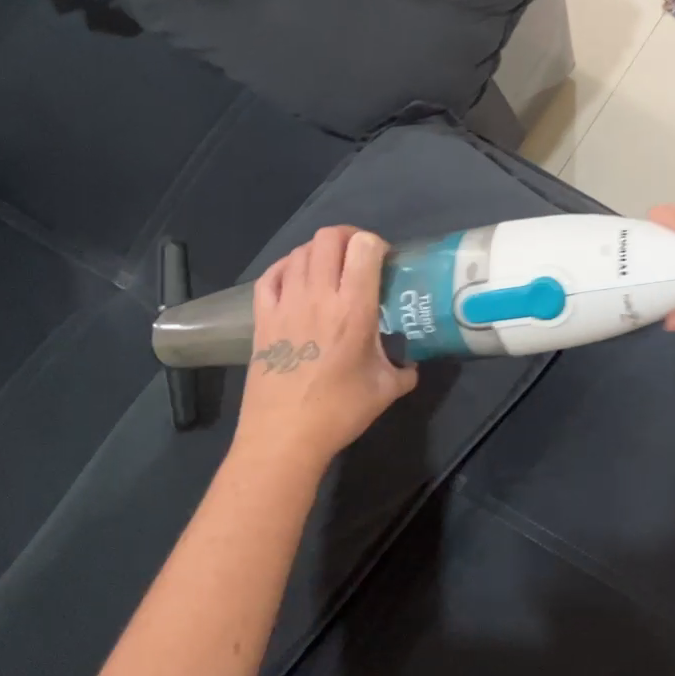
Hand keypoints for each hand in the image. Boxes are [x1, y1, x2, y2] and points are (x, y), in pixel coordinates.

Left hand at [233, 226, 418, 475]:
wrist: (282, 439)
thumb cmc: (339, 412)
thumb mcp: (387, 389)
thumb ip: (405, 367)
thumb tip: (413, 361)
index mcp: (354, 309)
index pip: (364, 247)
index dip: (377, 244)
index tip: (385, 261)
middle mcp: (318, 297)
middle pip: (328, 238)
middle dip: (348, 237)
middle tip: (359, 256)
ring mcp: (285, 306)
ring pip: (299, 252)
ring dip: (319, 252)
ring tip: (331, 268)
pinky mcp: (261, 319)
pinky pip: (271, 276)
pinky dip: (286, 267)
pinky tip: (297, 278)